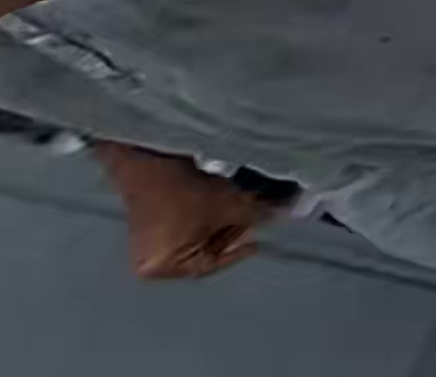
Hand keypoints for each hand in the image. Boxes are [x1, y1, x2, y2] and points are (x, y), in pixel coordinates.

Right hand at [93, 142, 271, 279]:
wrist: (158, 170)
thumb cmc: (191, 196)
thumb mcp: (231, 207)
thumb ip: (258, 215)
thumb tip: (284, 215)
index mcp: (164, 266)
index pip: (208, 266)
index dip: (237, 254)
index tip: (258, 243)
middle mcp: (152, 261)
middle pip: (205, 250)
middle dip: (236, 232)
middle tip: (259, 217)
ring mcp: (151, 244)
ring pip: (201, 236)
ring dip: (228, 222)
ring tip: (249, 205)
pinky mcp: (155, 226)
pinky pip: (191, 226)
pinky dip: (214, 215)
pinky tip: (233, 201)